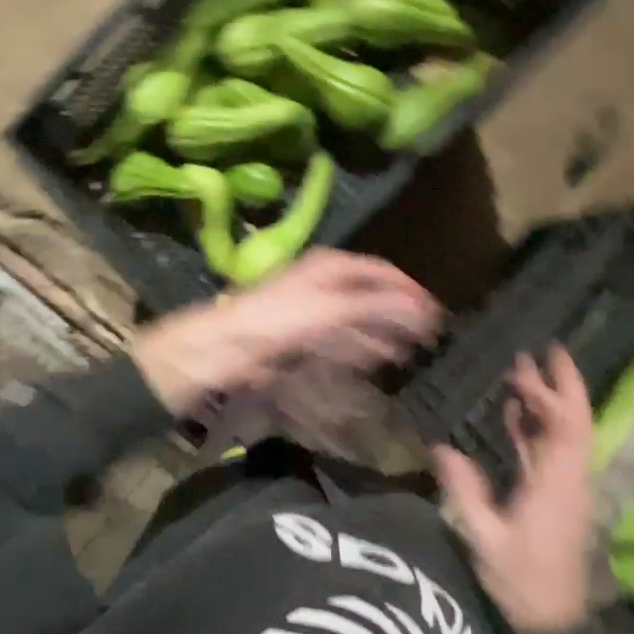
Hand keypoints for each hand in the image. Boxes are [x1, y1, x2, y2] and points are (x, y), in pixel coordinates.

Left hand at [132, 249, 442, 416]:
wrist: (201, 358)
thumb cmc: (260, 329)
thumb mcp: (320, 313)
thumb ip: (370, 307)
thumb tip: (417, 306)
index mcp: (321, 270)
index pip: (373, 270)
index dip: (403, 288)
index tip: (432, 310)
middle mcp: (312, 286)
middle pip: (363, 294)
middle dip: (394, 313)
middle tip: (426, 335)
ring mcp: (298, 315)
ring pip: (348, 321)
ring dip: (376, 334)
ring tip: (404, 352)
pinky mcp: (285, 343)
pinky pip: (328, 344)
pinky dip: (352, 351)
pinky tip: (366, 364)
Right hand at [432, 345, 594, 633]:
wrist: (550, 623)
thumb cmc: (520, 582)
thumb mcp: (484, 538)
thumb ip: (465, 491)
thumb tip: (440, 446)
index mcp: (556, 485)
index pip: (566, 426)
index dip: (557, 389)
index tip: (540, 358)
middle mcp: (568, 481)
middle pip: (572, 424)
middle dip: (557, 386)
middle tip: (531, 354)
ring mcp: (564, 491)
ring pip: (563, 437)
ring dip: (545, 405)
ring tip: (519, 375)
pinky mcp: (554, 501)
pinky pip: (549, 454)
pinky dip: (535, 430)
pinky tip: (515, 416)